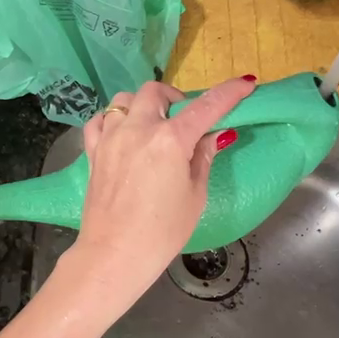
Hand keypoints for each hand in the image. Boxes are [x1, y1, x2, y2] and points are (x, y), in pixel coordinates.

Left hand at [49, 77, 255, 315]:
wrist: (114, 254)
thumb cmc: (162, 232)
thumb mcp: (195, 196)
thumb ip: (202, 159)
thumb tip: (211, 136)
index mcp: (170, 140)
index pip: (206, 107)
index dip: (229, 93)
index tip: (245, 83)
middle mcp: (138, 129)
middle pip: (157, 92)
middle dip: (176, 99)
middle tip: (185, 121)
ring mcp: (110, 137)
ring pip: (125, 100)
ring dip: (143, 105)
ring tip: (153, 126)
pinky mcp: (93, 151)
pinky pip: (100, 120)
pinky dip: (113, 119)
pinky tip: (122, 133)